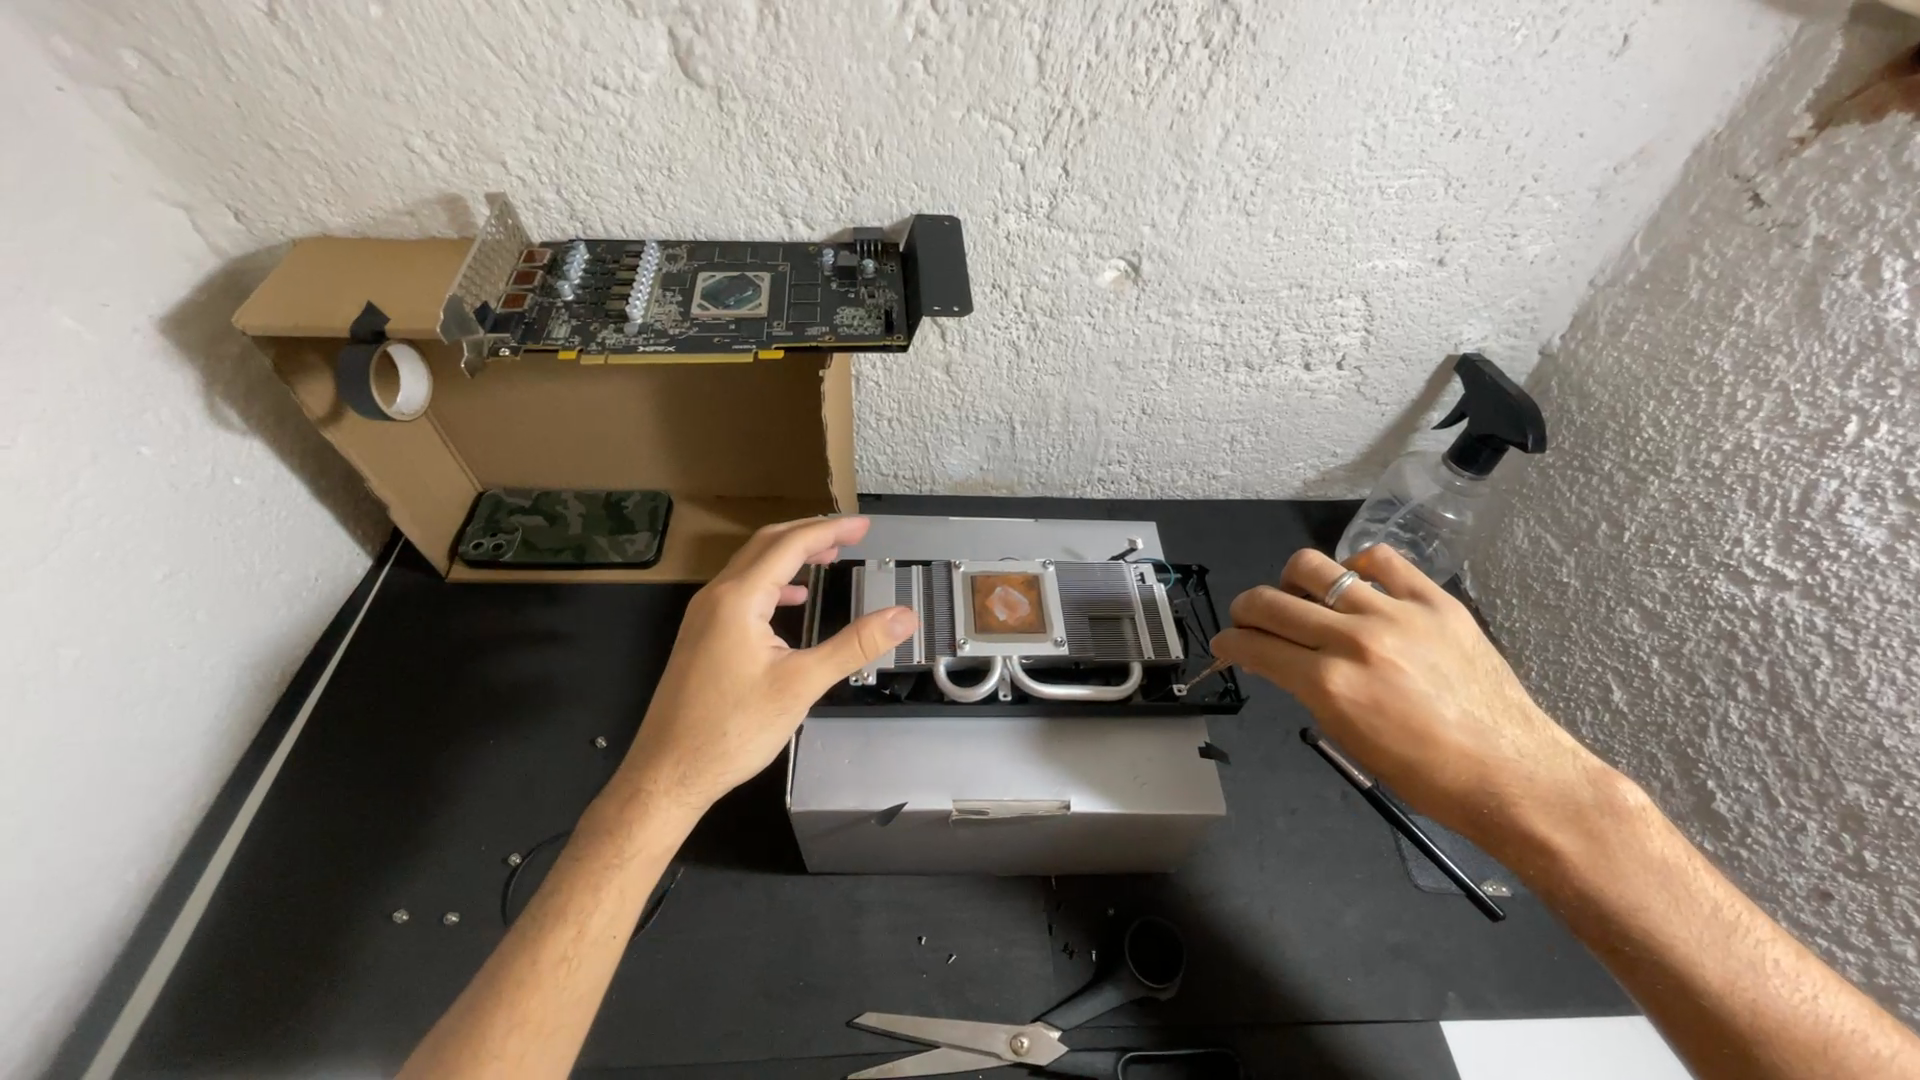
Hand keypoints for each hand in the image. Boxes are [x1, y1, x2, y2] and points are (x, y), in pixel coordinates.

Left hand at [620, 516, 914, 810]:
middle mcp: (716, 597)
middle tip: (850, 534)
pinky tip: (791, 600)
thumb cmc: (732, 730)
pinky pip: (740, 591)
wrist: (668, 773)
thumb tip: (903, 616)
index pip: (790, 545)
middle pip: (766, 544)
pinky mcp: (701, 637)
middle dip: (810, 533)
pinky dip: (772, 583)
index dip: (830, 530)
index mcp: (738, 599)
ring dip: (789, 555)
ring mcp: (703, 617)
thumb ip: (854, 645)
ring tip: (827, 558)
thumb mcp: (801, 685)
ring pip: (750, 567)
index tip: (864, 525)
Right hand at [1210, 544, 1608, 838]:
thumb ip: (1307, 689)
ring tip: (1302, 600)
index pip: (1253, 645)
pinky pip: (1380, 560)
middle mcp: (1354, 640)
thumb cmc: (1423, 774)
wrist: (1511, 774)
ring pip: (1313, 567)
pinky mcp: (1435, 602)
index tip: (1225, 644)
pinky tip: (1357, 589)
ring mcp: (1396, 614)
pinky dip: (1355, 569)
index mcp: (1328, 684)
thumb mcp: (1346, 736)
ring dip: (1290, 583)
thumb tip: (1280, 661)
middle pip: (1269, 601)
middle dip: (1244, 611)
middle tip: (1249, 622)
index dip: (1227, 643)